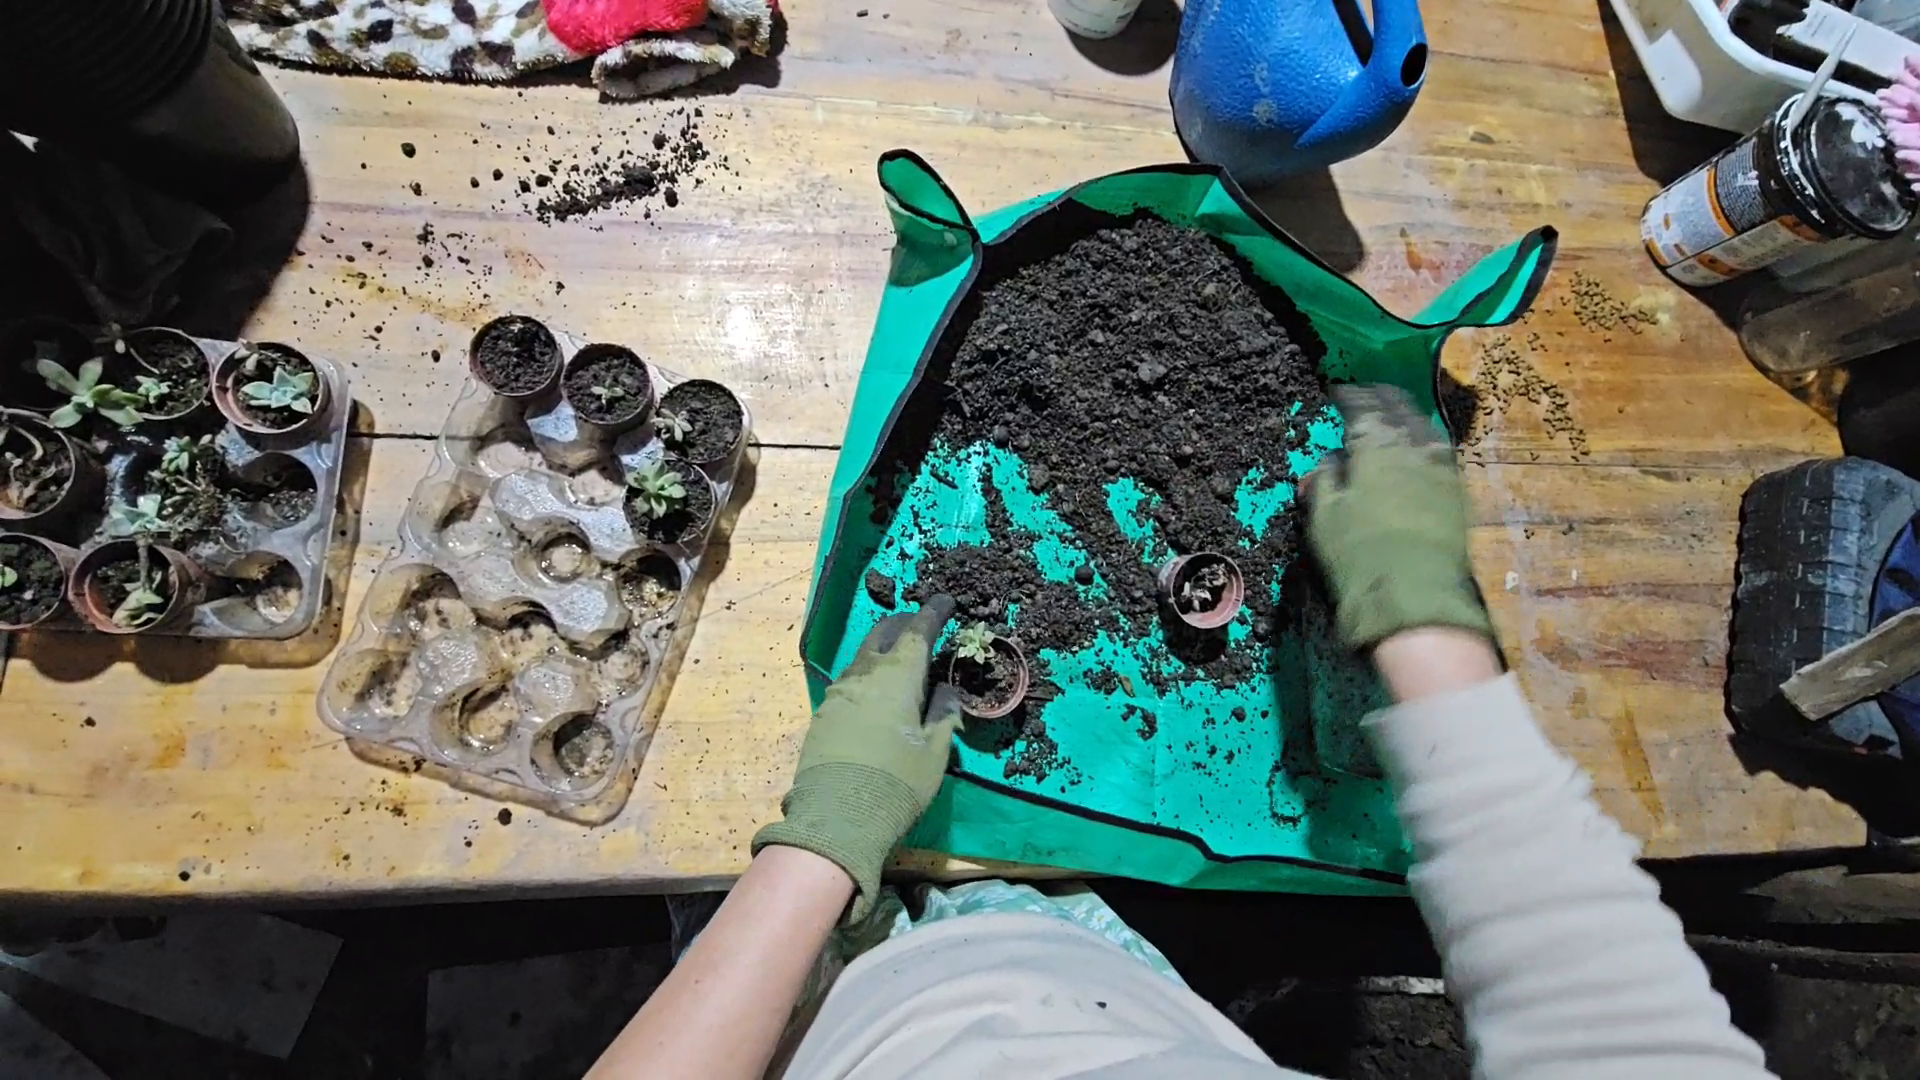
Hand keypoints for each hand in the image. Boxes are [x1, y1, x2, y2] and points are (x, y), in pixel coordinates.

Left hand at [752, 595, 961, 921]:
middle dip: (905, 622)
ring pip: (864, 653)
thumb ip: (943, 713)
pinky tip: (877, 687)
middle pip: (884, 632)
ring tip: (901, 653)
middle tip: (922, 624)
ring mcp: (839, 692)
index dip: (933, 613)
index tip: (945, 601)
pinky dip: (870, 670)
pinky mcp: (824, 712)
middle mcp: (864, 673)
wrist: (835, 819)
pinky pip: (851, 677)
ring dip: (884, 645)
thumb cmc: (897, 782)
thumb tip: (944, 689)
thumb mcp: (935, 751)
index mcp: (897, 675)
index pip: (918, 631)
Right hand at [1305, 384, 1491, 648]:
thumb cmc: (1356, 551)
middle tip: (1365, 392)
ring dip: (1407, 414)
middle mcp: (1413, 447)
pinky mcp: (1458, 489)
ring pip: (1425, 426)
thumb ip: (1324, 479)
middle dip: (1380, 396)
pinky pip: (1440, 449)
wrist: (1412, 591)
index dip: (1348, 395)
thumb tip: (1329, 459)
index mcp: (1374, 447)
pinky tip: (1419, 444)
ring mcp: (1441, 467)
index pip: (1362, 407)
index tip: (1336, 390)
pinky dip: (1425, 438)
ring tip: (1394, 412)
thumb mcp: (1323, 515)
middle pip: (1399, 409)